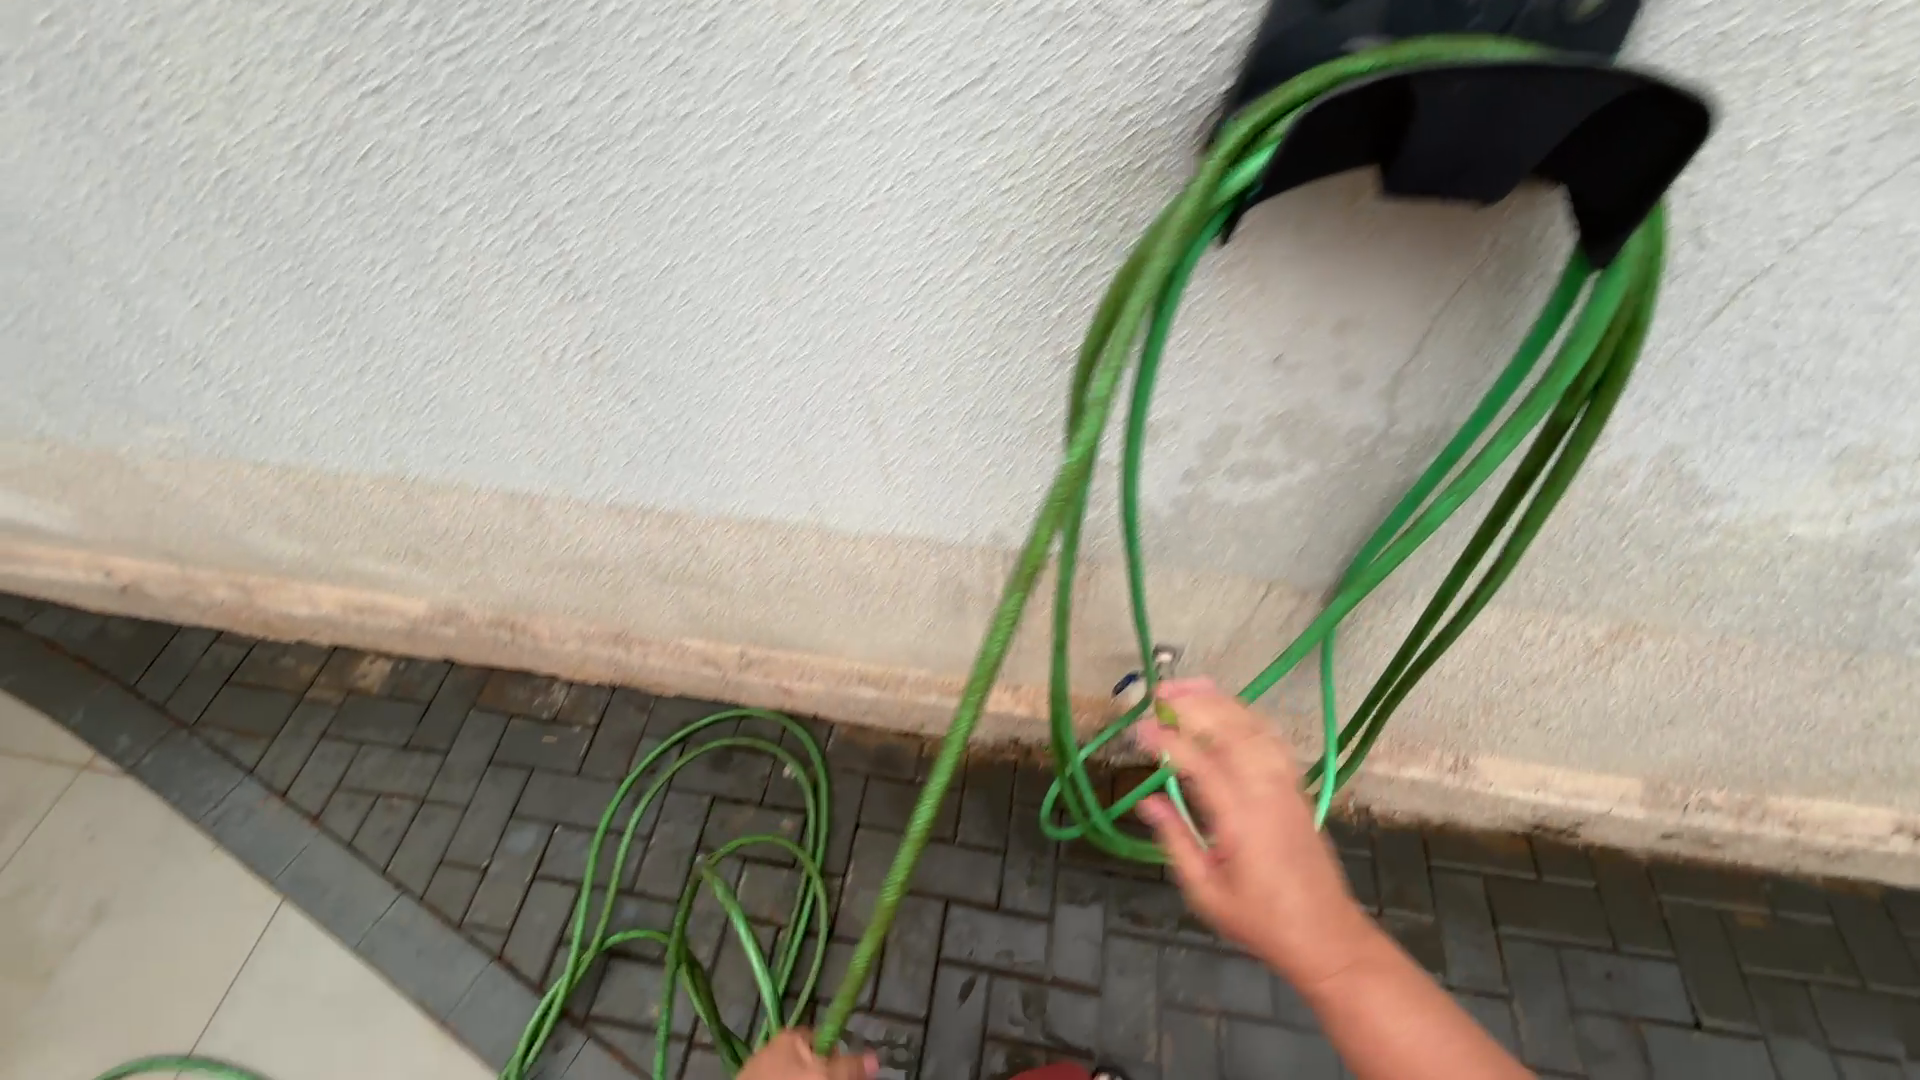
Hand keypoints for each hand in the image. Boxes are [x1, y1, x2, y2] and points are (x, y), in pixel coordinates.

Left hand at [736, 1031, 877, 1079]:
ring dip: (806, 1079)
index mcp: (790, 1037)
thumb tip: (876, 1058)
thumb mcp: (824, 1077)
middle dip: (822, 1075)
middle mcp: (773, 1048)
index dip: (838, 1060)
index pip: (824, 1041)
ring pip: (793, 1076)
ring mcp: (758, 1073)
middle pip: (810, 1062)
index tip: (845, 1077)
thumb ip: (850, 1067)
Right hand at [1133, 678, 1378, 988]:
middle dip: (1193, 705)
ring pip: (1253, 728)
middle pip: (1230, 732)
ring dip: (1219, 701)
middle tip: (1159, 693)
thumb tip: (1147, 801)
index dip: (1167, 741)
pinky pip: (1271, 739)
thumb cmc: (1261, 921)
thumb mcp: (1205, 891)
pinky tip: (1227, 707)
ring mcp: (1286, 786)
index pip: (1199, 764)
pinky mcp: (1296, 787)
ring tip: (1187, 686)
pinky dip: (1247, 715)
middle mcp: (1266, 793)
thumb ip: (1175, 840)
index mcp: (1240, 820)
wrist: (1326, 936)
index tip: (1139, 729)